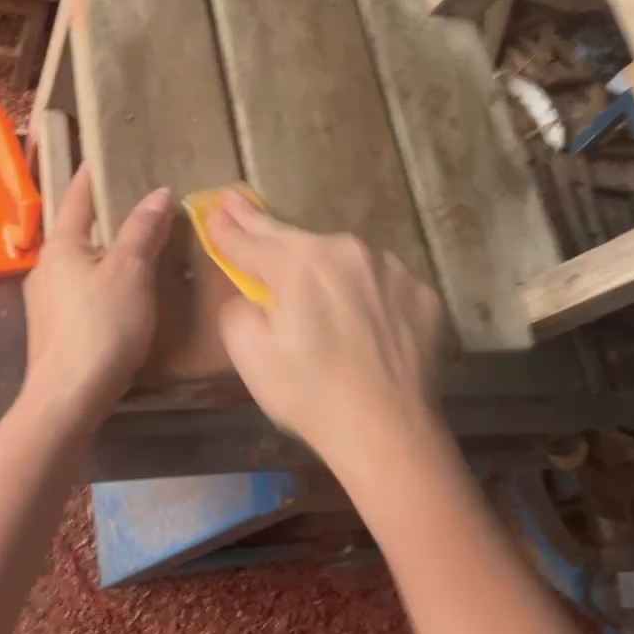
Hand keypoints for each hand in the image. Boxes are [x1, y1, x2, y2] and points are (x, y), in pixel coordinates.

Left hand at [20, 164, 172, 422]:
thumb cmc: (100, 327)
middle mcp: (44, 268)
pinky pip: (79, 294)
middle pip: (76, 233)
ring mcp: (44, 303)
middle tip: (136, 207)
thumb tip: (158, 193)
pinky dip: (100, 285)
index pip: (76, 198)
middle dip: (102, 220)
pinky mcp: (52, 331)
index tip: (100, 155)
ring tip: (136, 252)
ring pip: (78, 267)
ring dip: (103, 256)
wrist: (67, 397)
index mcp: (59, 245)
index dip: (90, 175)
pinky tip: (121, 297)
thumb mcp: (130, 273)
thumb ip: (144, 231)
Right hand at [207, 190, 448, 453]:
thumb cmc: (308, 394)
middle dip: (260, 223)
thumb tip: (251, 296)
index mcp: (298, 262)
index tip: (211, 213)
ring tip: (307, 283)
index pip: (250, 241)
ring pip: (341, 259)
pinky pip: (379, 285)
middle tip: (237, 202)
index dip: (226, 230)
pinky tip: (357, 320)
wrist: (389, 431)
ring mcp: (391, 269)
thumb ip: (237, 309)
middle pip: (294, 239)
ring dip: (320, 265)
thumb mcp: (248, 354)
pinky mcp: (422, 294)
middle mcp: (346, 251)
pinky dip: (362, 293)